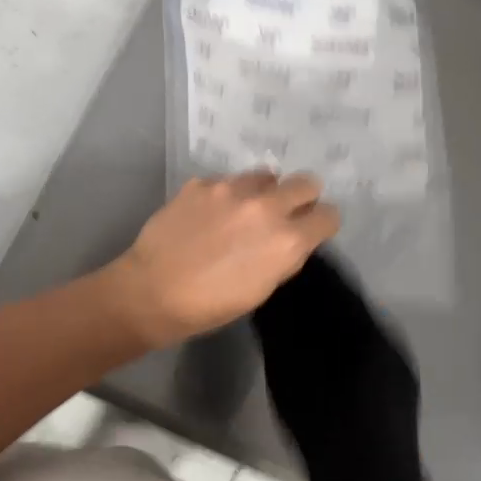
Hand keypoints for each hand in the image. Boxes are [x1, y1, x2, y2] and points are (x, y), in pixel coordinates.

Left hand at [101, 171, 340, 348]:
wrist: (152, 290)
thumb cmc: (210, 305)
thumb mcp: (261, 289)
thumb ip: (284, 256)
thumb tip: (292, 238)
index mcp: (287, 240)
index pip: (328, 215)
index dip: (320, 223)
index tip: (310, 228)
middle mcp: (264, 207)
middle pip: (305, 182)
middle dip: (301, 196)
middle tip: (283, 212)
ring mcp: (229, 190)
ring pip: (264, 175)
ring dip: (261, 190)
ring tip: (241, 211)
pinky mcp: (199, 184)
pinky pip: (225, 181)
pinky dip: (224, 194)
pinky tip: (207, 214)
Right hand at [253, 251, 424, 480]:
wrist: (366, 477)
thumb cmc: (319, 422)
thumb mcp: (288, 371)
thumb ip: (279, 328)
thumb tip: (268, 292)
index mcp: (358, 325)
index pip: (328, 280)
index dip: (305, 266)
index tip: (281, 253)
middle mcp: (382, 331)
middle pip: (344, 295)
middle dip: (317, 283)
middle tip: (285, 273)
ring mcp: (393, 354)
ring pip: (355, 316)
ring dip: (329, 305)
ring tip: (298, 301)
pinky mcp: (398, 375)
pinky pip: (365, 337)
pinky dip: (341, 328)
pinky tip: (322, 336)